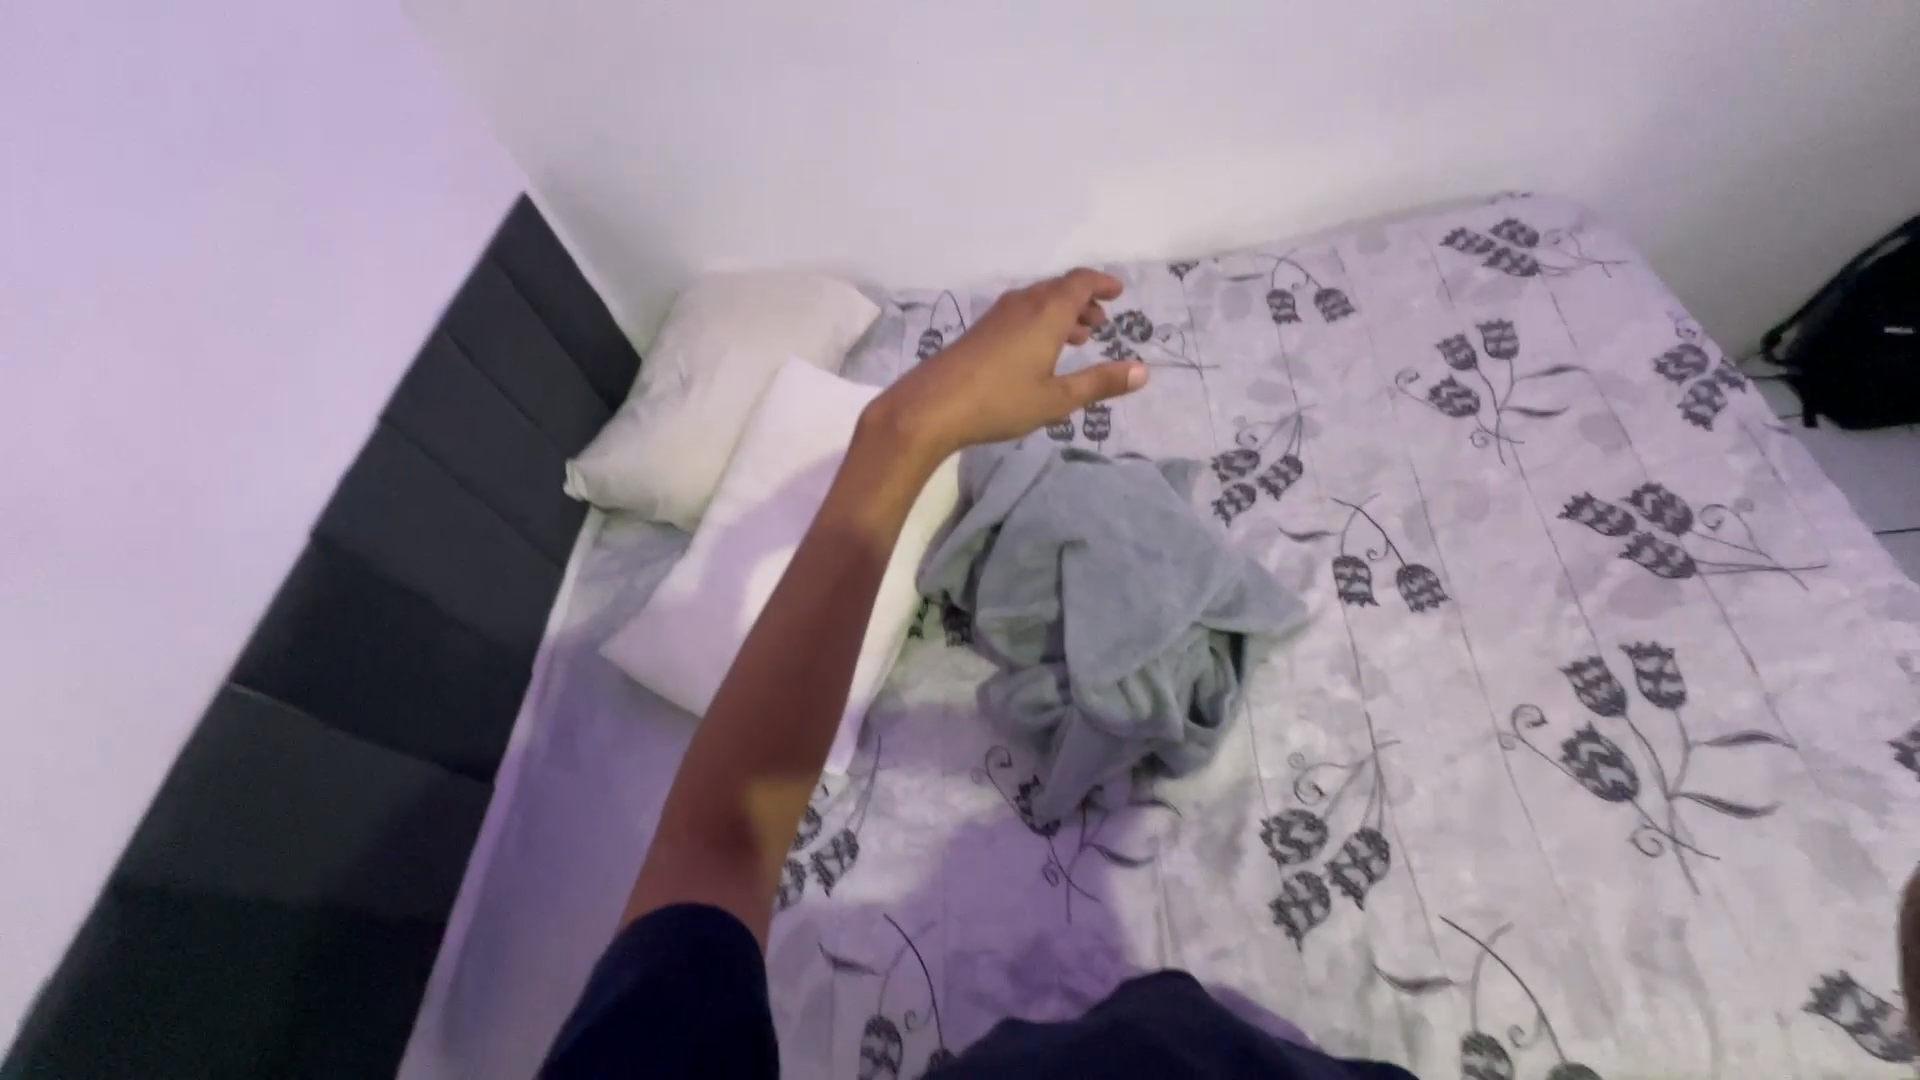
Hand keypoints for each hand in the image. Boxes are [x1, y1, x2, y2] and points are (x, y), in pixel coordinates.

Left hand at [862, 268, 1148, 460]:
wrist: (932, 406)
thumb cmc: (1000, 401)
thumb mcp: (1057, 398)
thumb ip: (1099, 383)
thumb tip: (1144, 371)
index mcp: (1046, 313)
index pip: (1080, 282)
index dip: (1101, 284)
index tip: (1117, 293)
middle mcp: (1022, 305)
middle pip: (1058, 290)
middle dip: (1083, 302)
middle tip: (1100, 323)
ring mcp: (996, 317)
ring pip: (1036, 303)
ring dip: (1060, 314)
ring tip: (1077, 337)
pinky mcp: (978, 333)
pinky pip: (1018, 316)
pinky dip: (1038, 323)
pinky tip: (1037, 354)